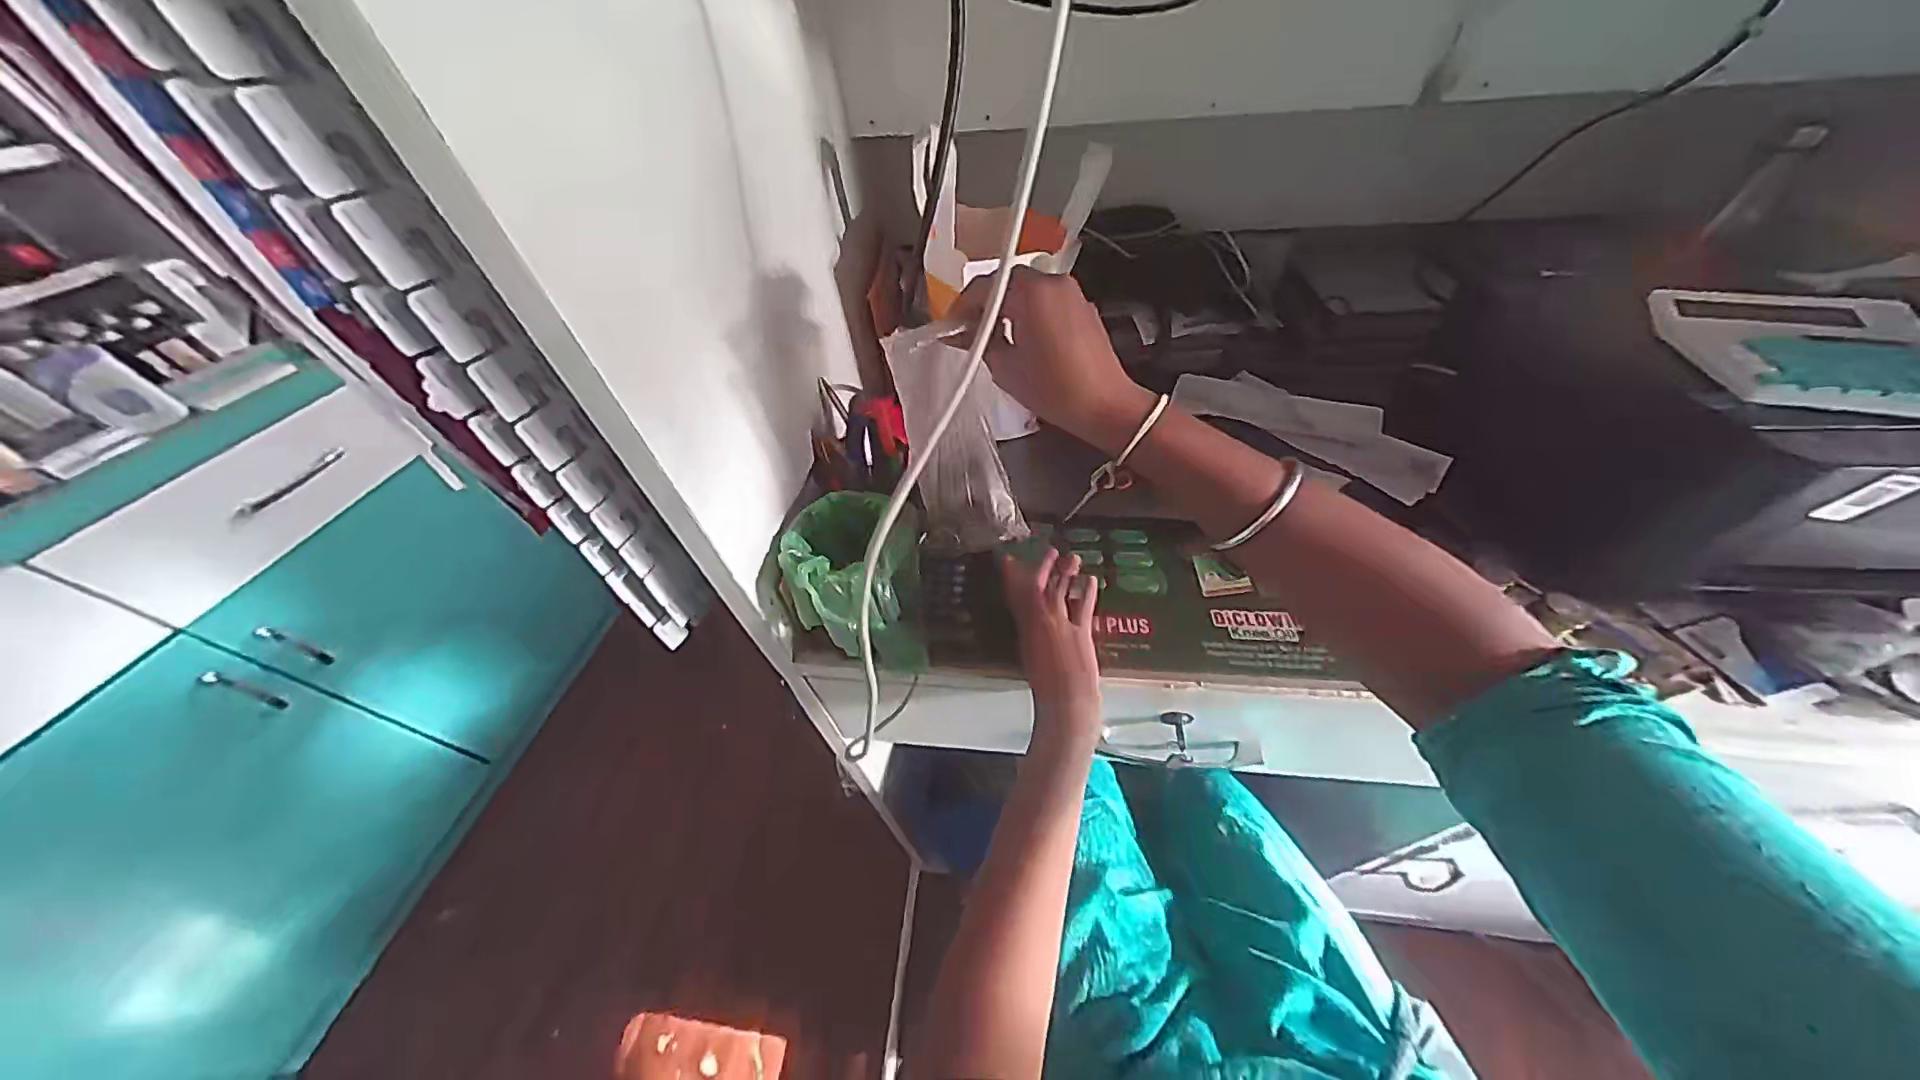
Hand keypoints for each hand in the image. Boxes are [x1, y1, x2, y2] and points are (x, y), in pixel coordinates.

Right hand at [955, 268, 1153, 453]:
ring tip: (995, 340)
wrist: (1103, 405)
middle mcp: (1054, 284)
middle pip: (1007, 284)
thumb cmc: (1058, 390)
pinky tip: (1022, 342)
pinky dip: (1030, 314)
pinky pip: (1048, 302)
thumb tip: (962, 333)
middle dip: (986, 306)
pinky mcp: (1083, 308)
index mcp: (1032, 292)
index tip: (954, 325)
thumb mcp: (1005, 367)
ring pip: (1028, 292)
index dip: (963, 307)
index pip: (984, 286)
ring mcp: (1072, 294)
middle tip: (970, 332)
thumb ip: (979, 342)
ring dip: (1008, 310)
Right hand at [1002, 547, 1101, 753]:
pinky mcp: (1081, 630)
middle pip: (1040, 587)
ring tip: (1072, 558)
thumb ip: (1031, 636)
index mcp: (1025, 628)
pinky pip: (1084, 604)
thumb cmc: (1046, 685)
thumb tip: (1033, 625)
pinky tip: (1091, 580)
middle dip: (1045, 567)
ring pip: (1062, 590)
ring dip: (1067, 573)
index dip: (1013, 576)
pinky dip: (1087, 590)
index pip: (1016, 595)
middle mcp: (1041, 622)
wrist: (1066, 698)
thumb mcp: (1031, 656)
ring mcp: (1062, 623)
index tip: (1010, 560)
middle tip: (1051, 551)